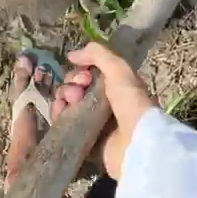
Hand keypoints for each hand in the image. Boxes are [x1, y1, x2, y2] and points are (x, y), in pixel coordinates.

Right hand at [61, 43, 154, 179]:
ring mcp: (93, 122)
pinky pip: (65, 123)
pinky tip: (60, 112)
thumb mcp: (119, 69)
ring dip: (63, 98)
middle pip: (76, 87)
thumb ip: (97, 55)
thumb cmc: (131, 102)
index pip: (89, 74)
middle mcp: (103, 104)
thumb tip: (72, 55)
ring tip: (69, 103)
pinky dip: (59, 115)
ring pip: (68, 104)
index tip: (84, 77)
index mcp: (115, 87)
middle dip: (71, 85)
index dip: (81, 72)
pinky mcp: (85, 139)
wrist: (137, 143)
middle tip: (77, 92)